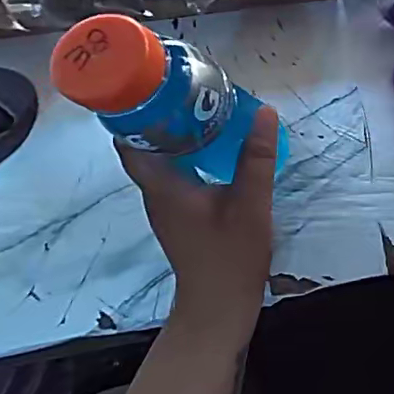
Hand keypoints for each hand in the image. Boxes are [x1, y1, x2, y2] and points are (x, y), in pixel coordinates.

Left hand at [116, 106, 279, 333]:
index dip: (134, 111)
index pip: (129, 141)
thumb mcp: (250, 203)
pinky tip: (216, 147)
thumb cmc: (229, 256)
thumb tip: (264, 112)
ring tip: (206, 110)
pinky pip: (177, 173)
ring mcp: (166, 206)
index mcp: (162, 186)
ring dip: (179, 135)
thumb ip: (256, 158)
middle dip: (163, 116)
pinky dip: (190, 154)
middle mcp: (156, 192)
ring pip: (162, 159)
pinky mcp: (179, 215)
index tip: (155, 85)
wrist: (220, 307)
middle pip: (146, 145)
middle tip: (190, 90)